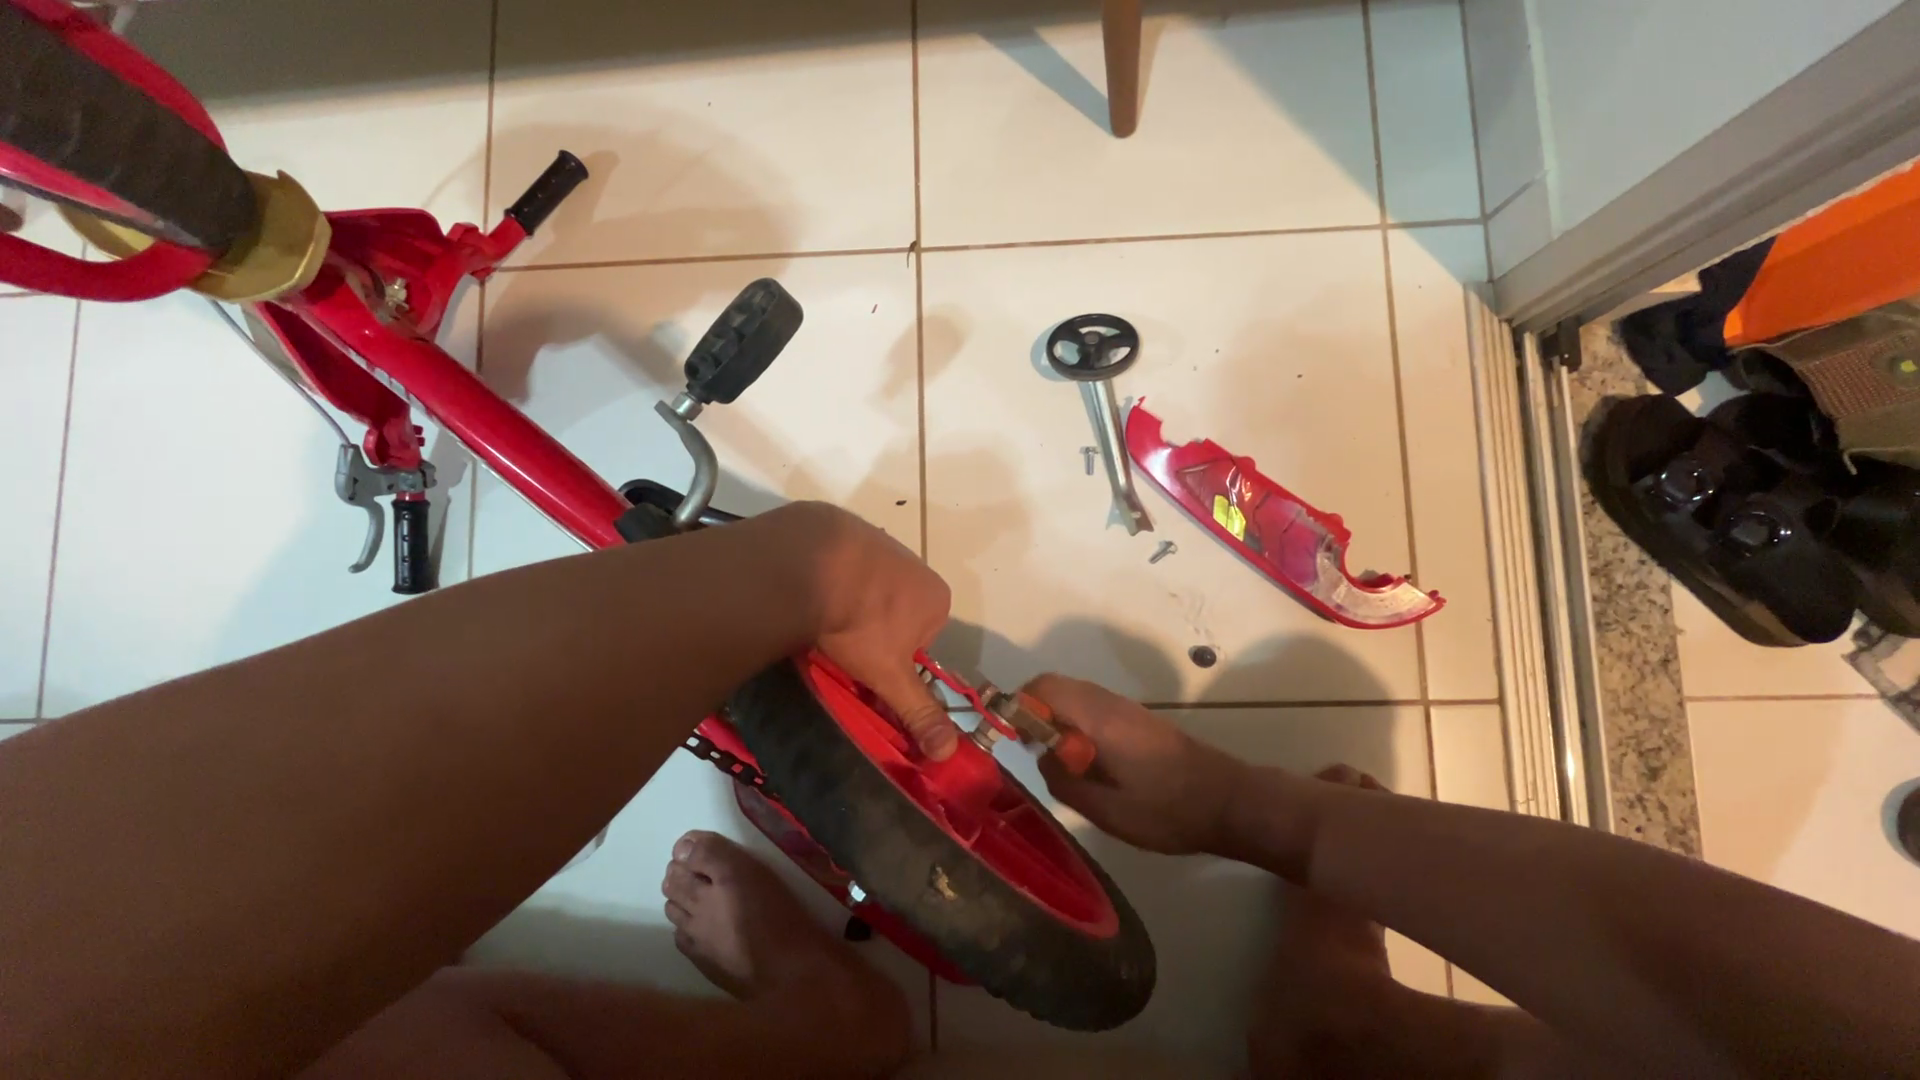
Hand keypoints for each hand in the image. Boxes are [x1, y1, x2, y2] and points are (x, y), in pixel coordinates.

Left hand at [777, 503, 957, 759]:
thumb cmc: (861, 622)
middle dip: (872, 626)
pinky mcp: (843, 528)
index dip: (895, 656)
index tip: (869, 664)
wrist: (811, 562)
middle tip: (842, 642)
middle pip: (896, 609)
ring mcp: (880, 541)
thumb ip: (918, 711)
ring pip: (866, 584)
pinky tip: (807, 590)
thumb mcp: (890, 675)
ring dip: (849, 599)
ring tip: (820, 619)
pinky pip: (838, 562)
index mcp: (936, 597)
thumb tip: (949, 754)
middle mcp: (915, 564)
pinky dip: (826, 576)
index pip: (923, 638)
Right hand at [1024, 674, 1245, 854]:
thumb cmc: (1168, 810)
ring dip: (1055, 719)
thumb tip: (1044, 759)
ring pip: (1074, 695)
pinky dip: (1075, 723)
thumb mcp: (1107, 811)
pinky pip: (1092, 707)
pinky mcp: (1137, 719)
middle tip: (1031, 751)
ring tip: (1057, 760)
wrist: (1229, 801)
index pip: (1044, 688)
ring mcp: (1126, 708)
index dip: (1018, 705)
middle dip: (1034, 712)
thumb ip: (1065, 782)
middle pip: (1055, 686)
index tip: (1012, 737)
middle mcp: (1109, 703)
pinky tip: (1086, 761)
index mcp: (1099, 719)